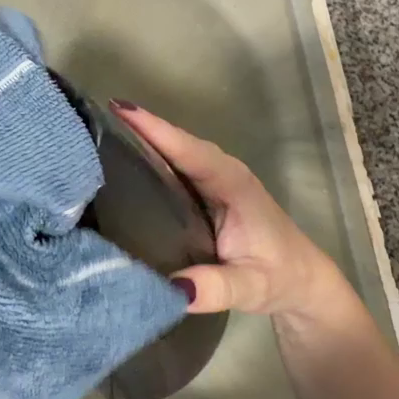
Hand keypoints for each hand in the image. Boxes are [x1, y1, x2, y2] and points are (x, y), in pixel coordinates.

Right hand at [113, 102, 344, 318]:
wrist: (303, 283)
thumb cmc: (280, 278)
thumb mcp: (251, 287)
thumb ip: (217, 287)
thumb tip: (175, 288)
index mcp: (233, 185)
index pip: (191, 151)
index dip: (157, 130)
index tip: (121, 110)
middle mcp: (222, 173)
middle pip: (178, 143)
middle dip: (140, 127)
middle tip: (95, 117)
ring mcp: (214, 181)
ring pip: (175, 152)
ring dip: (142, 139)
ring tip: (100, 131)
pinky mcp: (206, 192)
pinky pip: (174, 166)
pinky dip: (150, 157)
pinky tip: (123, 162)